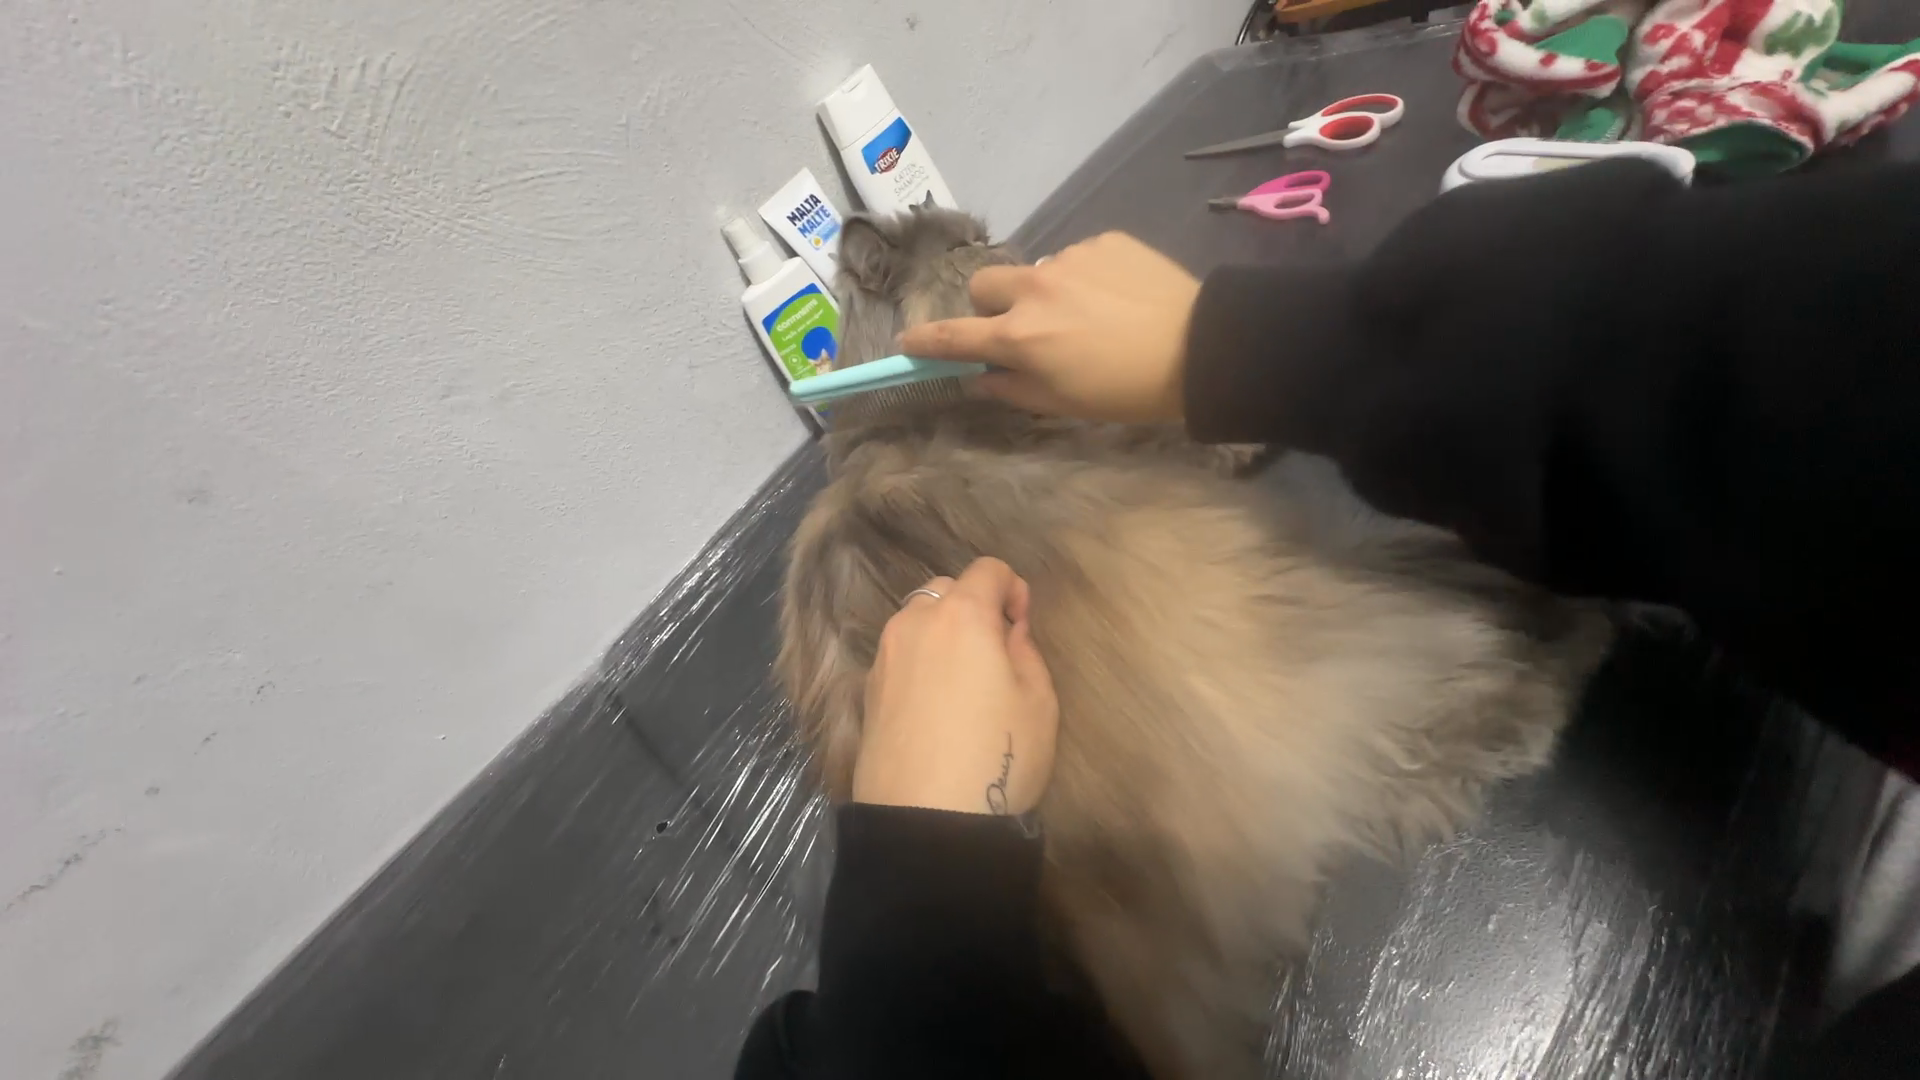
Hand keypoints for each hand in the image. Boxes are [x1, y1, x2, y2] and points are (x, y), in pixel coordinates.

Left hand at [852, 557, 1059, 816]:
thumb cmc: (996, 754)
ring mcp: (884, 654)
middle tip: (994, 652)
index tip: (1022, 624)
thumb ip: (1025, 650)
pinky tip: (933, 702)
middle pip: (948, 588)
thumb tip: (1009, 629)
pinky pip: (899, 653)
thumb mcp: (1038, 702)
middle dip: (974, 606)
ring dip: (943, 631)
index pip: (988, 568)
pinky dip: (919, 659)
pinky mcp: (867, 688)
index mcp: (961, 614)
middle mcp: (915, 621)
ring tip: (962, 679)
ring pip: (918, 618)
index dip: (1013, 588)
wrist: (925, 822)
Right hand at [896, 231, 1199, 423]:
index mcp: (1019, 337)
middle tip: (1020, 329)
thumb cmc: (1125, 392)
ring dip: (1039, 293)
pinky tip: (1113, 299)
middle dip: (989, 308)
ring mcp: (1068, 259)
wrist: (1200, 350)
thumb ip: (1009, 389)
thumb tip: (978, 379)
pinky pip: (1073, 258)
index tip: (907, 343)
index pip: (952, 338)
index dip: (925, 342)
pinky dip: (1080, 279)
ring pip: (1030, 272)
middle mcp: (1033, 290)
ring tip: (1084, 315)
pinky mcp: (1102, 240)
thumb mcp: (1061, 404)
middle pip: (982, 286)